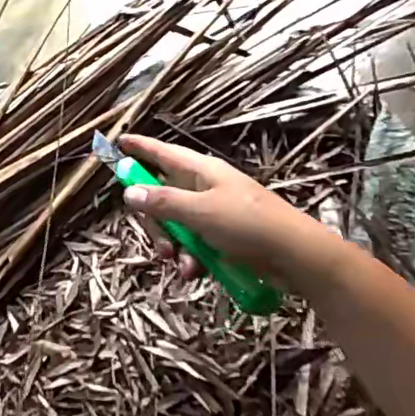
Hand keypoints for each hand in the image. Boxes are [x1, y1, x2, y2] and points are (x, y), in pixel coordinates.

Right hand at [117, 134, 338, 287]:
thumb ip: (163, 203)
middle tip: (160, 244)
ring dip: (172, 245)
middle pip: (161, 197)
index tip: (119, 143)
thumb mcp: (200, 213)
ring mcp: (213, 213)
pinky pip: (192, 243)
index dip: (140, 148)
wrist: (295, 256)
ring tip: (180, 264)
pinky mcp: (222, 237)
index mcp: (200, 171)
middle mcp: (204, 188)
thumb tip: (129, 193)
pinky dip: (189, 257)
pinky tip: (194, 272)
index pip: (162, 153)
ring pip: (175, 224)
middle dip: (155, 223)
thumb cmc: (248, 224)